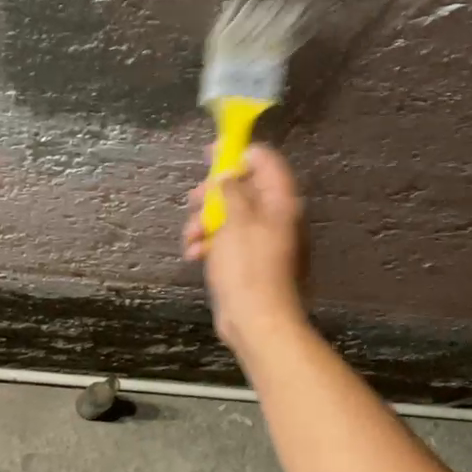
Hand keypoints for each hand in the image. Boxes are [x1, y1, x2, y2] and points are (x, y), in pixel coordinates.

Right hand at [183, 145, 308, 349]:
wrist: (255, 319)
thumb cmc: (248, 266)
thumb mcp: (236, 220)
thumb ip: (230, 190)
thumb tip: (227, 175)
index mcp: (280, 203)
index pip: (265, 162)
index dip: (239, 152)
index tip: (211, 151)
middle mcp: (274, 217)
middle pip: (242, 188)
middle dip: (213, 192)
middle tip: (194, 197)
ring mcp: (260, 240)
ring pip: (228, 215)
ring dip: (204, 221)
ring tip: (191, 235)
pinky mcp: (246, 260)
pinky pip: (224, 240)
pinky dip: (208, 243)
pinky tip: (194, 254)